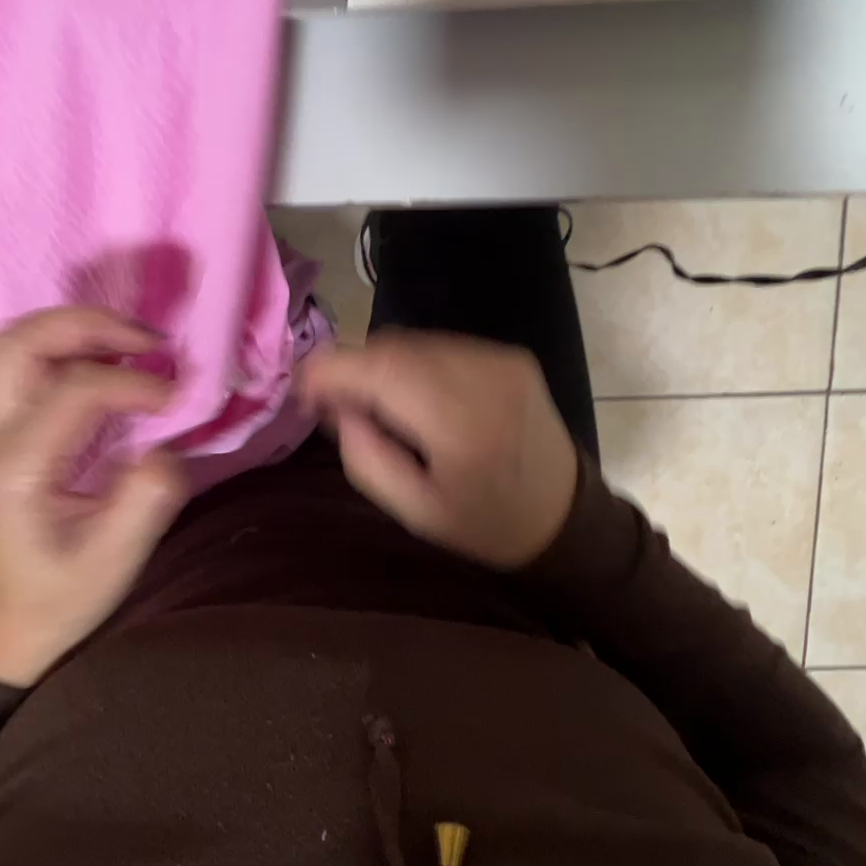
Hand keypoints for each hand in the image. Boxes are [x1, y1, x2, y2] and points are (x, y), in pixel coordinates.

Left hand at [0, 308, 185, 687]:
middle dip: (88, 326)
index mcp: (17, 469)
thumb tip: (169, 446)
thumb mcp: (115, 560)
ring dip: (69, 330)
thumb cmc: (61, 598)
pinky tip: (104, 365)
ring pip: (10, 344)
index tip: (177, 400)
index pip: (73, 390)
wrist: (8, 627)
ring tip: (129, 345)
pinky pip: (17, 366)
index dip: (133, 384)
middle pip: (20, 342)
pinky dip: (60, 349)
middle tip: (149, 342)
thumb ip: (147, 499)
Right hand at [298, 331, 579, 568]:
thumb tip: (336, 407)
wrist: (563, 515)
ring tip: (374, 404)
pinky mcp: (510, 356)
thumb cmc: (484, 523)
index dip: (331, 369)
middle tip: (333, 404)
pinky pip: (442, 346)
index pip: (381, 369)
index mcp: (460, 424)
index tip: (303, 389)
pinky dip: (414, 364)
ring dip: (382, 365)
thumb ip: (365, 457)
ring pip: (415, 342)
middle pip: (394, 347)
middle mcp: (483, 377)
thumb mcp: (415, 511)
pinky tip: (414, 397)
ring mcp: (501, 360)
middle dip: (352, 368)